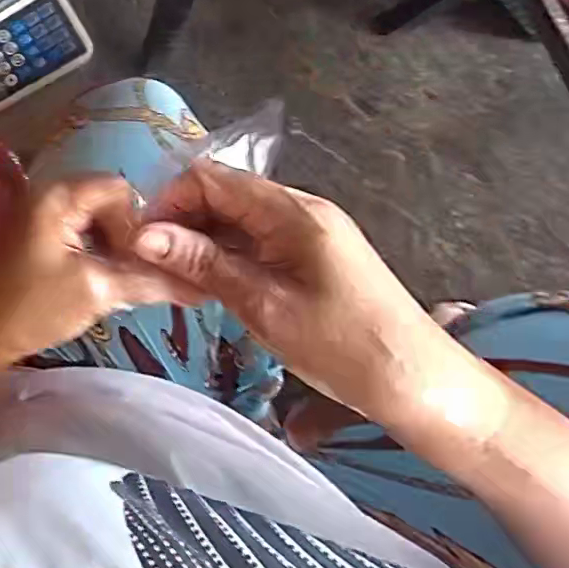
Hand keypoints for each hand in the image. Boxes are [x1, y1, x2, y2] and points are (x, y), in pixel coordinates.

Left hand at [0, 176, 204, 364]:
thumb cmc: (34, 306)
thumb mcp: (96, 291)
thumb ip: (146, 279)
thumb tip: (199, 285)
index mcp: (58, 195)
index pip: (120, 188)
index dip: (138, 222)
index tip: (143, 260)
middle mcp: (48, 193)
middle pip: (108, 202)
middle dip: (128, 236)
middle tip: (138, 274)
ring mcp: (39, 213)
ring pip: (95, 219)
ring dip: (114, 246)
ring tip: (123, 282)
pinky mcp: (37, 234)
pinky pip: (78, 231)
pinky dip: (96, 252)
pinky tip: (103, 281)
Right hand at [128, 161, 468, 423]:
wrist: (426, 389)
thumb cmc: (346, 346)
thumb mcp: (264, 305)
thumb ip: (202, 263)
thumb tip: (143, 234)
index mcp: (289, 210)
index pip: (209, 178)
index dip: (168, 201)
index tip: (142, 240)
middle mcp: (295, 208)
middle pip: (218, 195)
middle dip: (179, 222)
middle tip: (151, 265)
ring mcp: (302, 230)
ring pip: (230, 218)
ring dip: (197, 242)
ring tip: (173, 280)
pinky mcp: (306, 253)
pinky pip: (249, 239)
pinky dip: (221, 256)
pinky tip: (206, 285)